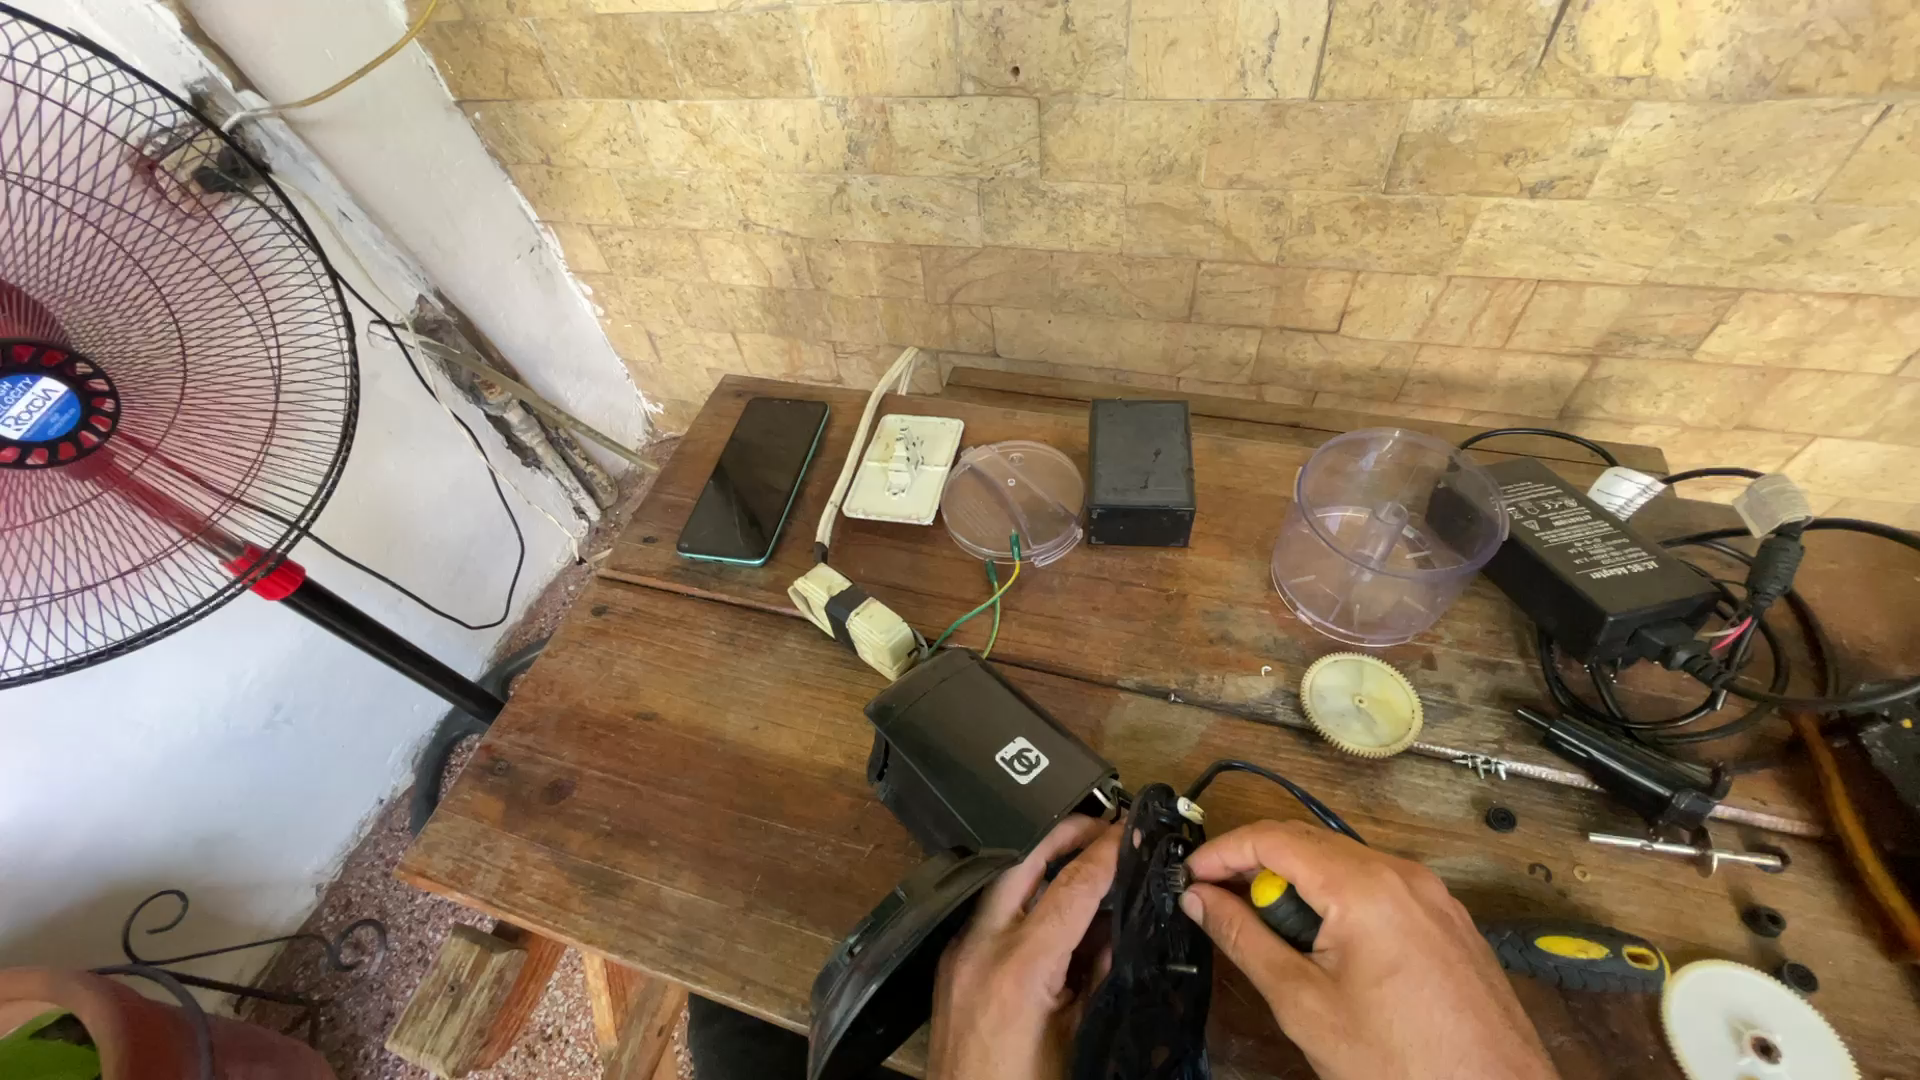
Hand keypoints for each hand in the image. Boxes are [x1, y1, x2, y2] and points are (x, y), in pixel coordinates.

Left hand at [928, 816, 1119, 1079]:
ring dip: (1041, 860)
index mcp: (1021, 966)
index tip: (1128, 829)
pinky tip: (1046, 900)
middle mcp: (982, 944)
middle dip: (1063, 835)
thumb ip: (1100, 975)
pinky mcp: (950, 960)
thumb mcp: (1081, 1038)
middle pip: (1023, 861)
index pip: (1071, 889)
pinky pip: (988, 908)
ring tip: (1079, 855)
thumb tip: (1117, 925)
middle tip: (1100, 824)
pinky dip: (1021, 894)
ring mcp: (960, 949)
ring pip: (1001, 879)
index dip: (1104, 854)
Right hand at [1179, 820, 1556, 1079]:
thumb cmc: (1397, 1066)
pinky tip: (1321, 938)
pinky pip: (1373, 882)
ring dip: (1293, 880)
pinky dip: (1333, 895)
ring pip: (1339, 859)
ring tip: (1265, 925)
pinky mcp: (1447, 917)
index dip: (1222, 852)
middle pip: (1305, 840)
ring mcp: (1430, 893)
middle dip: (1254, 863)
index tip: (1189, 878)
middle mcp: (1399, 872)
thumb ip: (1244, 938)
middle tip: (1217, 899)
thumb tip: (1197, 897)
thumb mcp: (1304, 1003)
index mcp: (1363, 886)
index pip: (1271, 837)